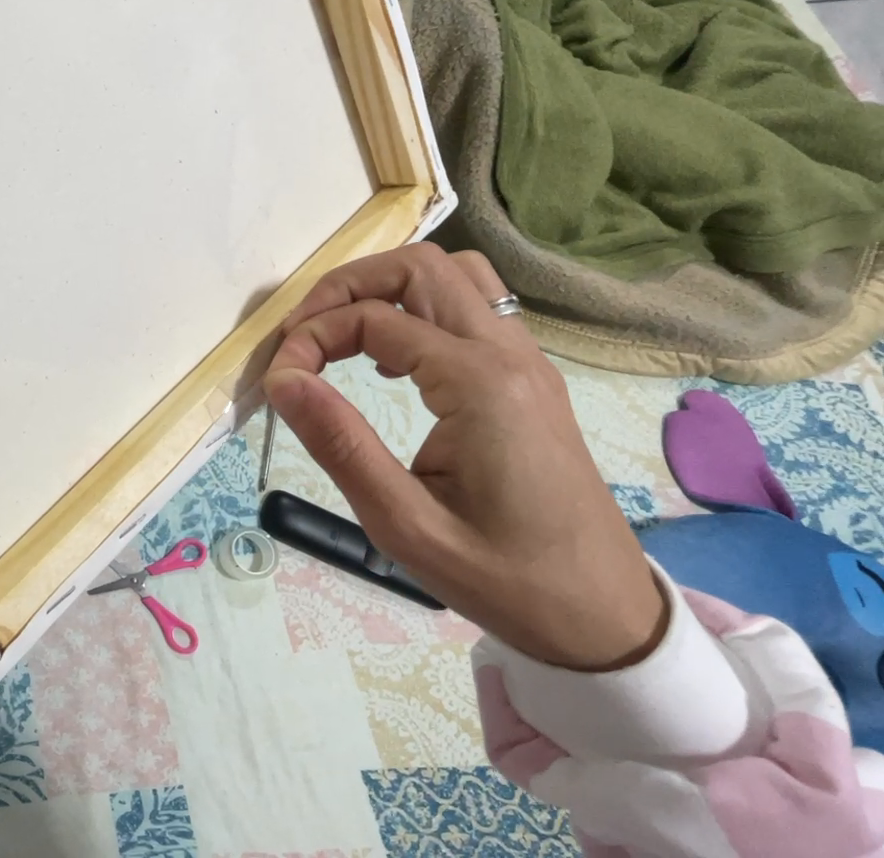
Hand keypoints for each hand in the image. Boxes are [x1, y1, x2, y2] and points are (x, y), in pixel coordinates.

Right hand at [264, 244, 667, 671]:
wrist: (605, 618)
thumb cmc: (502, 578)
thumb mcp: (404, 523)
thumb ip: (339, 443)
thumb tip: (282, 378)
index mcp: (480, 384)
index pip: (374, 319)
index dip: (311, 338)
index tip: (278, 382)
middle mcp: (509, 355)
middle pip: (421, 266)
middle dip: (346, 286)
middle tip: (302, 336)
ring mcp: (526, 363)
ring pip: (453, 276)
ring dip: (386, 289)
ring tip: (341, 338)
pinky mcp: (527, 380)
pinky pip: (469, 309)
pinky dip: (415, 310)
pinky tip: (385, 360)